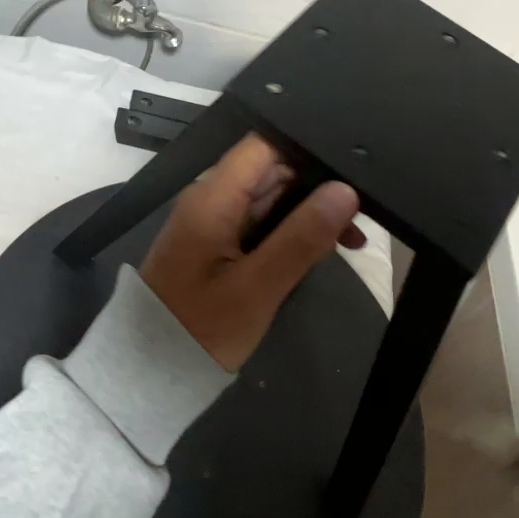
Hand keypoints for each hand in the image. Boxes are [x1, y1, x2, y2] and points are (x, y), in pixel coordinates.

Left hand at [139, 135, 363, 370]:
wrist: (153, 371)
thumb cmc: (202, 329)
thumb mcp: (258, 288)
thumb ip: (301, 237)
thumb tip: (344, 191)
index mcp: (213, 196)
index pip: (263, 146)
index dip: (307, 149)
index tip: (351, 167)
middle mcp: (211, 198)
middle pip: (272, 170)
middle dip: (317, 186)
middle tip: (365, 213)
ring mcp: (214, 221)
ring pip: (271, 197)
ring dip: (310, 212)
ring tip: (355, 239)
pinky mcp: (219, 244)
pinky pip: (262, 223)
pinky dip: (292, 232)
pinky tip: (325, 248)